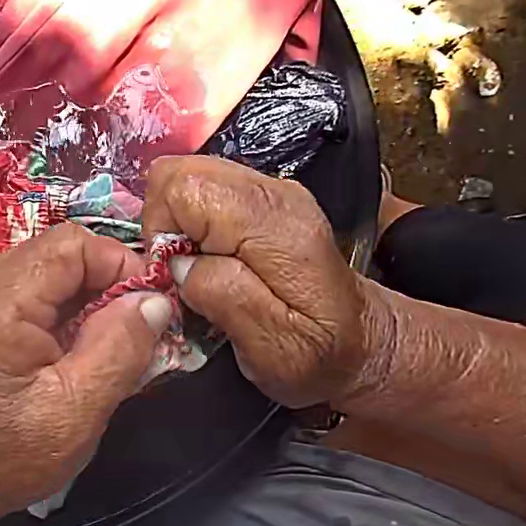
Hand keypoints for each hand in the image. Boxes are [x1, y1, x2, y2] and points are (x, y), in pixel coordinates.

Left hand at [0, 224, 176, 525]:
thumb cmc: (9, 456)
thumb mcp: (78, 411)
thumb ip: (121, 348)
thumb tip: (156, 299)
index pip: (73, 245)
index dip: (122, 265)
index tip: (152, 306)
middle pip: (62, 251)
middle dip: (109, 281)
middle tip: (138, 325)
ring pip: (54, 266)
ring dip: (92, 295)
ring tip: (113, 338)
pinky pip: (38, 285)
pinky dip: (70, 305)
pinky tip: (82, 341)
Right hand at [142, 156, 379, 408]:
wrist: (363, 343)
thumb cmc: (320, 355)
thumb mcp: (274, 349)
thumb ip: (225, 297)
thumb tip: (179, 263)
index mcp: (276, 226)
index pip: (185, 186)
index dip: (162, 229)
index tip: (176, 275)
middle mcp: (275, 193)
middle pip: (181, 170)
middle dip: (165, 223)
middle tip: (185, 271)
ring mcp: (271, 190)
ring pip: (190, 176)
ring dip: (179, 224)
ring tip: (201, 268)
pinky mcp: (265, 198)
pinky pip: (207, 191)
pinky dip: (195, 224)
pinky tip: (214, 259)